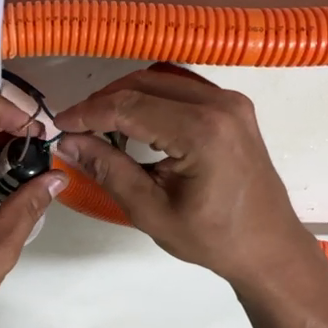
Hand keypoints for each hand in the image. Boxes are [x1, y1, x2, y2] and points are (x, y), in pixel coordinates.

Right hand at [53, 64, 319, 286]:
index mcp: (201, 132)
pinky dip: (149, 99)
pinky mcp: (233, 107)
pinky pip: (179, 89)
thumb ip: (108, 169)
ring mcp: (230, 102)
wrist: (269, 247)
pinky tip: (132, 123)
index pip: (129, 106)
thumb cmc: (212, 238)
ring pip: (160, 80)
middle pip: (143, 84)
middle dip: (103, 102)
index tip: (58, 125)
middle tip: (74, 128)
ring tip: (97, 126)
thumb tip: (68, 143)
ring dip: (124, 97)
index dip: (87, 113)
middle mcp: (219, 105)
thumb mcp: (150, 210)